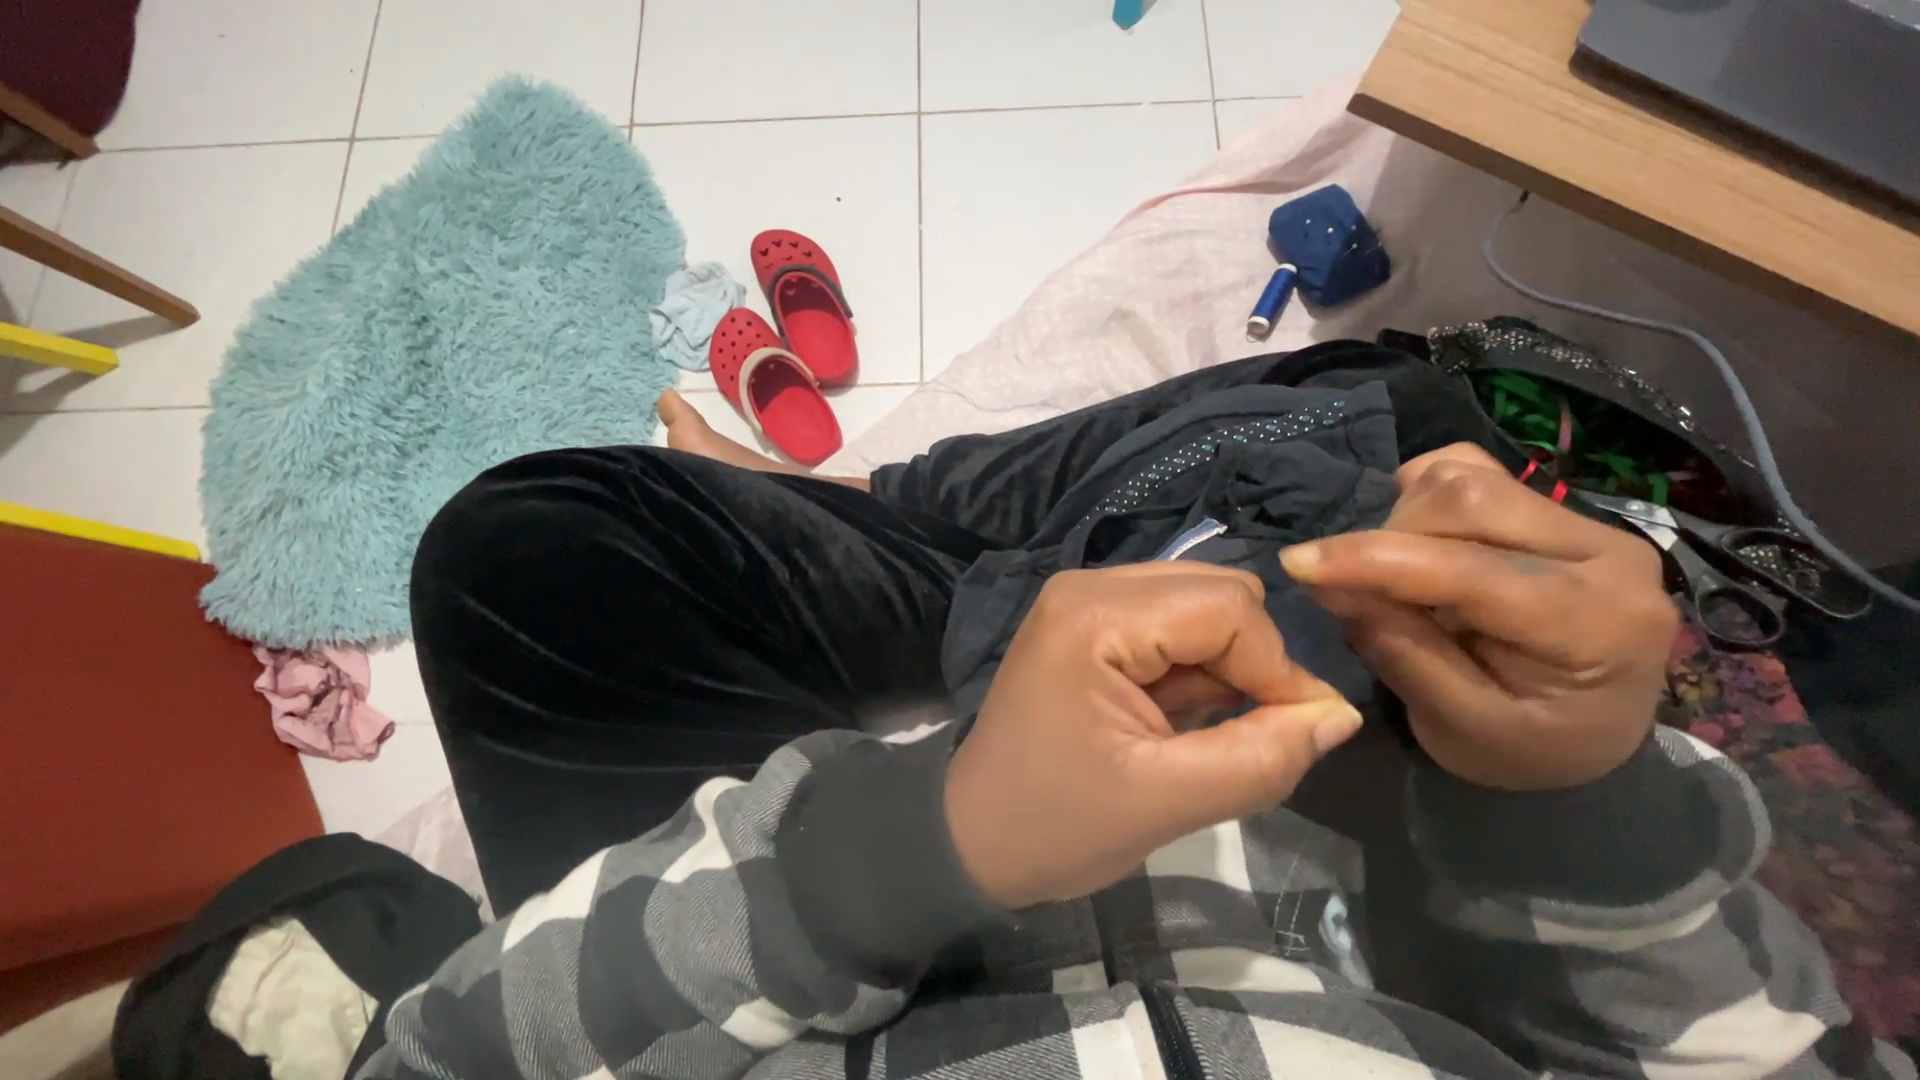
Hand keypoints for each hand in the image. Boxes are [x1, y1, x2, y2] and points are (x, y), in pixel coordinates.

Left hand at [944, 562, 1362, 909]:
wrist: (972, 836)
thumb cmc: (1054, 824)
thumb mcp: (1165, 802)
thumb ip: (1260, 757)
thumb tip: (1340, 714)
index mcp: (1095, 615)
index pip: (1228, 608)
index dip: (1277, 669)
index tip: (1293, 736)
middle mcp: (1089, 585)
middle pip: (1217, 592)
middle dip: (1250, 662)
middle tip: (1244, 733)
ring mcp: (1084, 599)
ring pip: (1201, 604)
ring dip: (1224, 666)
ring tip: (1200, 730)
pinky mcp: (1088, 623)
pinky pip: (1172, 624)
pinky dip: (1195, 668)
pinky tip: (1177, 716)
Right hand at [1281, 443, 1678, 791]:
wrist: (1591, 737)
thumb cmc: (1528, 749)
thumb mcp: (1458, 727)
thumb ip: (1398, 650)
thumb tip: (1327, 583)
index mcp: (1595, 622)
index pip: (1469, 568)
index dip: (1373, 559)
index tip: (1295, 564)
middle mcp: (1605, 551)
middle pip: (1465, 498)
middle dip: (1386, 538)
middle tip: (1356, 590)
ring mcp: (1582, 520)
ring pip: (1462, 475)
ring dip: (1401, 518)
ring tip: (1394, 573)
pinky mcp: (1552, 507)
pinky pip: (1469, 469)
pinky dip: (1419, 496)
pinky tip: (1417, 543)